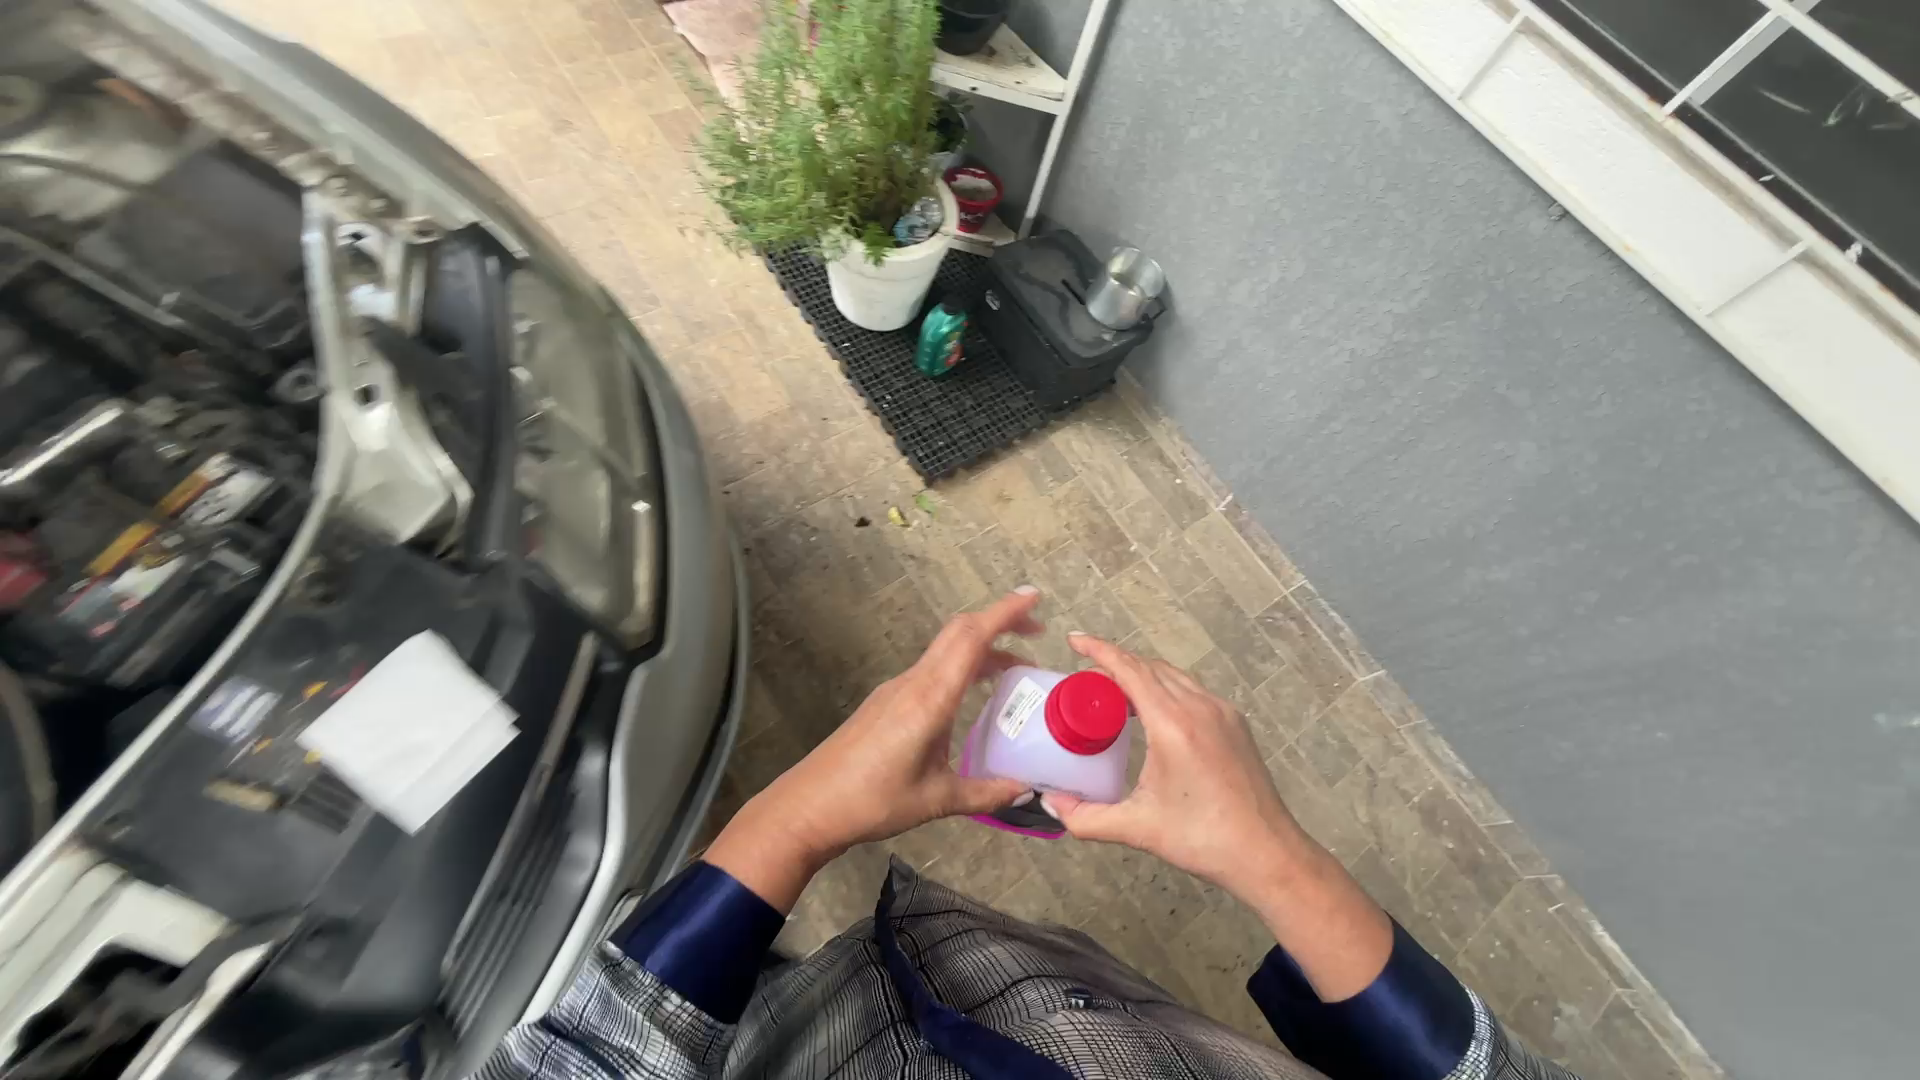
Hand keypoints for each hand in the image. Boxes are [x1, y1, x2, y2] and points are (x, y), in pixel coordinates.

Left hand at [704, 589, 1039, 910]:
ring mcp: (897, 688)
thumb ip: (986, 792)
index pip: (972, 639)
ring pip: (945, 649)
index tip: (1034, 596)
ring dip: (981, 646)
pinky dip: (961, 665)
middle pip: (960, 632)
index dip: (1005, 612)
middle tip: (1036, 630)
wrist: (809, 806)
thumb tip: (1027, 789)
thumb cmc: (873, 801)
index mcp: (931, 698)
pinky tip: (973, 692)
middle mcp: (915, 682)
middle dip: (1000, 621)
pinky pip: (932, 668)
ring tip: (1014, 667)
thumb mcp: (937, 801)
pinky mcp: (886, 700)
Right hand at [1039, 633, 1304, 897]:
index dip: (1099, 650)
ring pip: (1173, 676)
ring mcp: (1222, 712)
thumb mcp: (1137, 828)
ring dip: (1142, 674)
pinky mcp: (1235, 724)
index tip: (1074, 641)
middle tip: (1085, 679)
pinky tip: (1153, 713)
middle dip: (1115, 663)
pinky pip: (1192, 690)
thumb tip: (1050, 802)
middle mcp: (1199, 706)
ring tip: (1115, 692)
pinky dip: (1165, 688)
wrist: (1268, 854)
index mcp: (1172, 723)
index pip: (1130, 670)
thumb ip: (1087, 818)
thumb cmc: (1202, 839)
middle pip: (1149, 667)